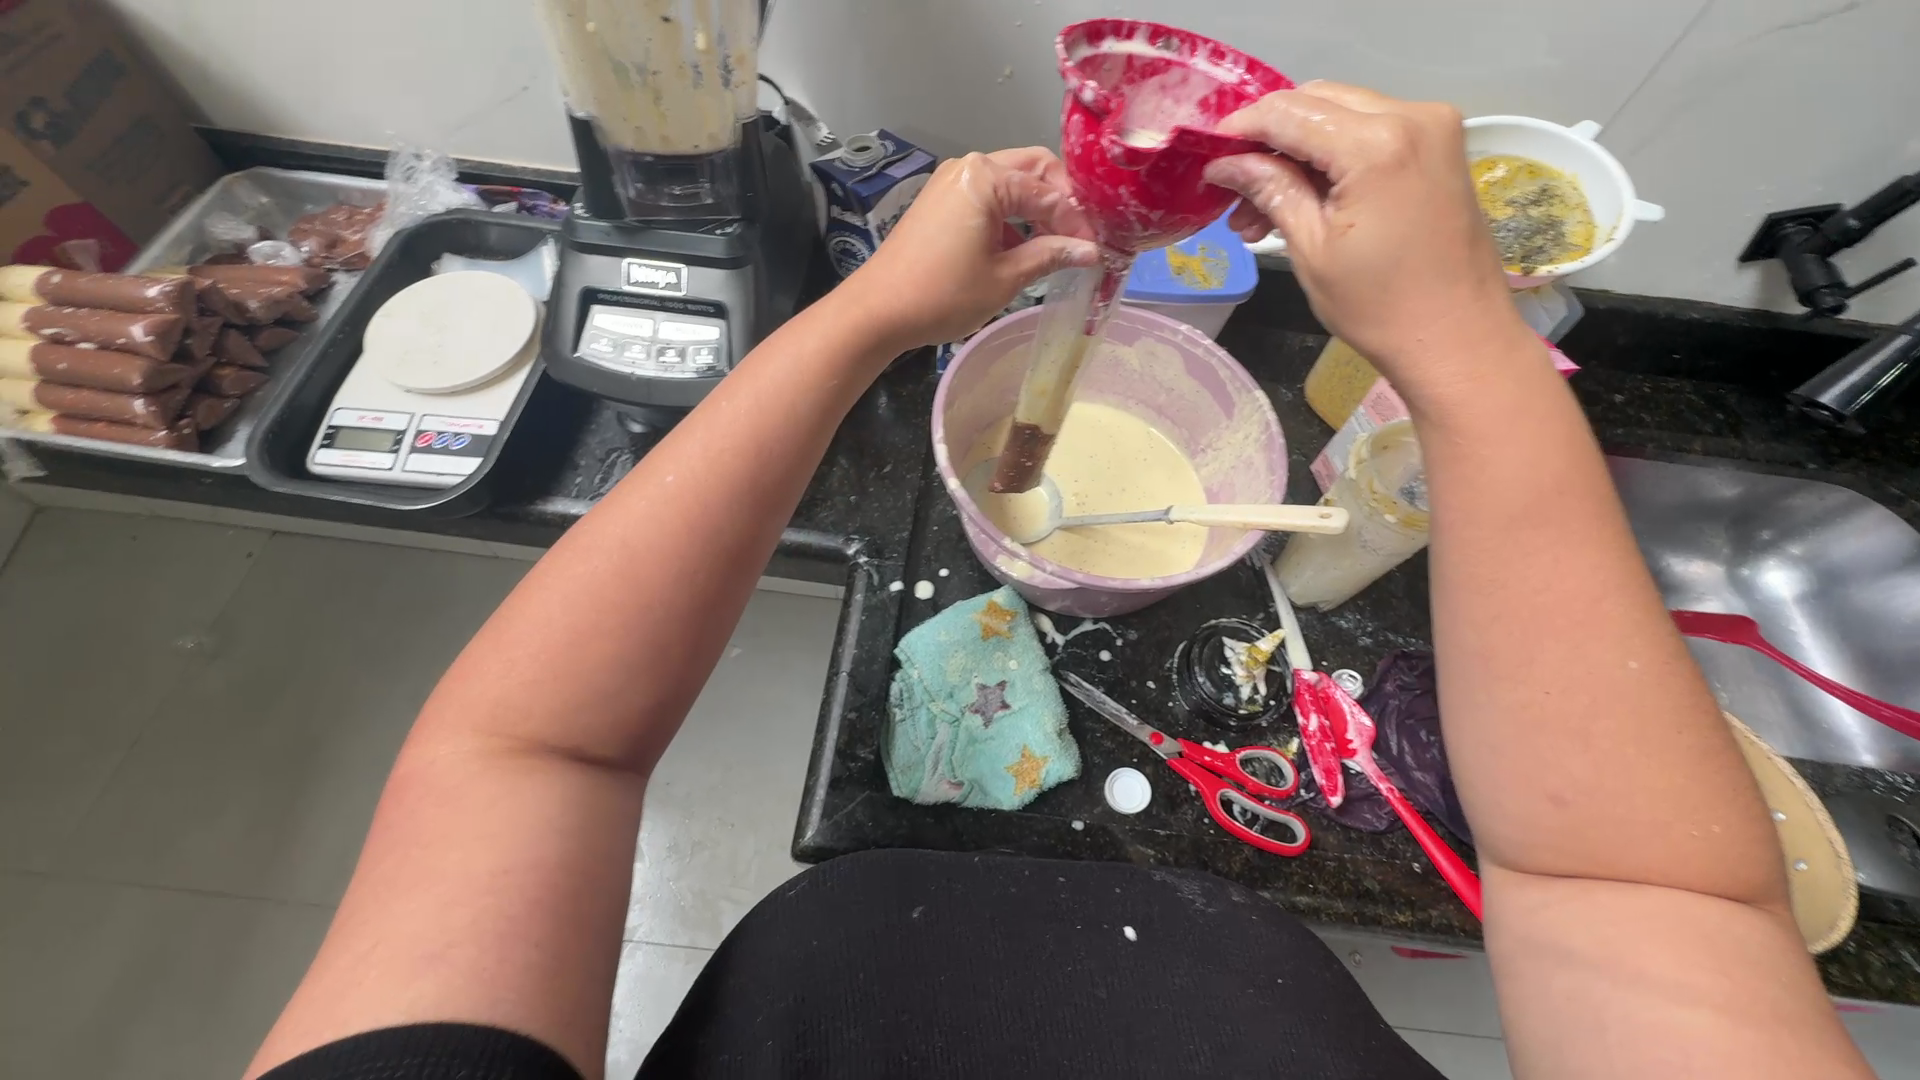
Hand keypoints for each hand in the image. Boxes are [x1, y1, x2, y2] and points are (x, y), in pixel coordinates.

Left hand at [839, 148, 1098, 348]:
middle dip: (1060, 202)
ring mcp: (951, 182)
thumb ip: (1050, 256)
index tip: (1096, 250)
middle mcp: (970, 167)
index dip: (1077, 221)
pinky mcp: (940, 201)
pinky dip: (1009, 218)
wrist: (878, 311)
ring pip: (1010, 183)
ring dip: (1035, 210)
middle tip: (1079, 239)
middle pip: (1032, 170)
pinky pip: (987, 198)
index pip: (1048, 191)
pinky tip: (1020, 249)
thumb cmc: (943, 295)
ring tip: (1054, 248)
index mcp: (987, 178)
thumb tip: (1090, 251)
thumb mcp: (1005, 278)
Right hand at [1204, 82, 1528, 379]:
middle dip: (1268, 139)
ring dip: (1296, 150)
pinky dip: (1329, 156)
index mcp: (1376, 145)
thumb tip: (1224, 164)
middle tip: (1234, 189)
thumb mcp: (1310, 248)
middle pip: (1317, 101)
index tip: (1208, 154)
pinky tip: (1301, 197)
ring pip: (1342, 113)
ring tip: (1259, 210)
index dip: (1242, 128)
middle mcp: (1410, 115)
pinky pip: (1369, 131)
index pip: (1290, 113)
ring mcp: (1431, 126)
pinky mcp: (1437, 145)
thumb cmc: (1376, 305)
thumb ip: (1270, 191)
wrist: (1455, 335)